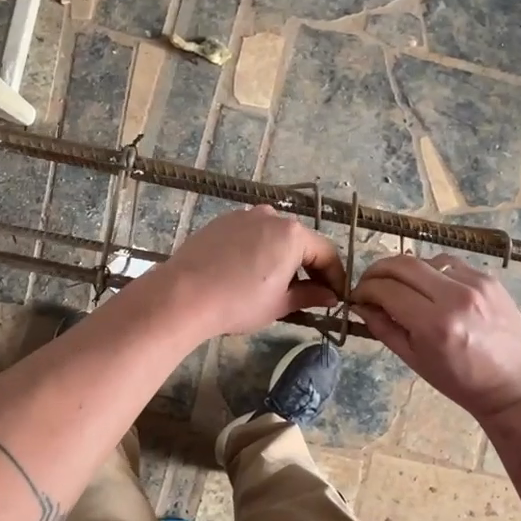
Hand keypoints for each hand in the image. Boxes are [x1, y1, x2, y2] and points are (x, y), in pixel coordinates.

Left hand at [141, 205, 346, 336]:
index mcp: (292, 234)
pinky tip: (249, 273)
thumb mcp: (279, 304)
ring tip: (277, 285)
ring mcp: (244, 216)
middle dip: (309, 267)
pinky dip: (259, 250)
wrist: (184, 294)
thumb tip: (329, 296)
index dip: (335, 277)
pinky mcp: (222, 221)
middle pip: (301, 241)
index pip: (326, 253)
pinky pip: (251, 234)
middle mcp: (271, 216)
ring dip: (282, 257)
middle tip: (310, 294)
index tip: (336, 298)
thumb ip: (309, 295)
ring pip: (274, 236)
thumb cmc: (238, 302)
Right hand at [352, 253, 520, 420]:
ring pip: (424, 260)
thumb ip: (384, 328)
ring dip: (405, 271)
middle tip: (369, 284)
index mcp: (434, 324)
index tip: (357, 296)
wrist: (514, 386)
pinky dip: (432, 272)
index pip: (386, 290)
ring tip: (401, 289)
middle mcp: (455, 297)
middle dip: (378, 271)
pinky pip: (449, 264)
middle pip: (402, 264)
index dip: (365, 289)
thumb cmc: (461, 382)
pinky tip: (431, 289)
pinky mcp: (489, 279)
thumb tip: (360, 305)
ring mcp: (475, 284)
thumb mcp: (414, 360)